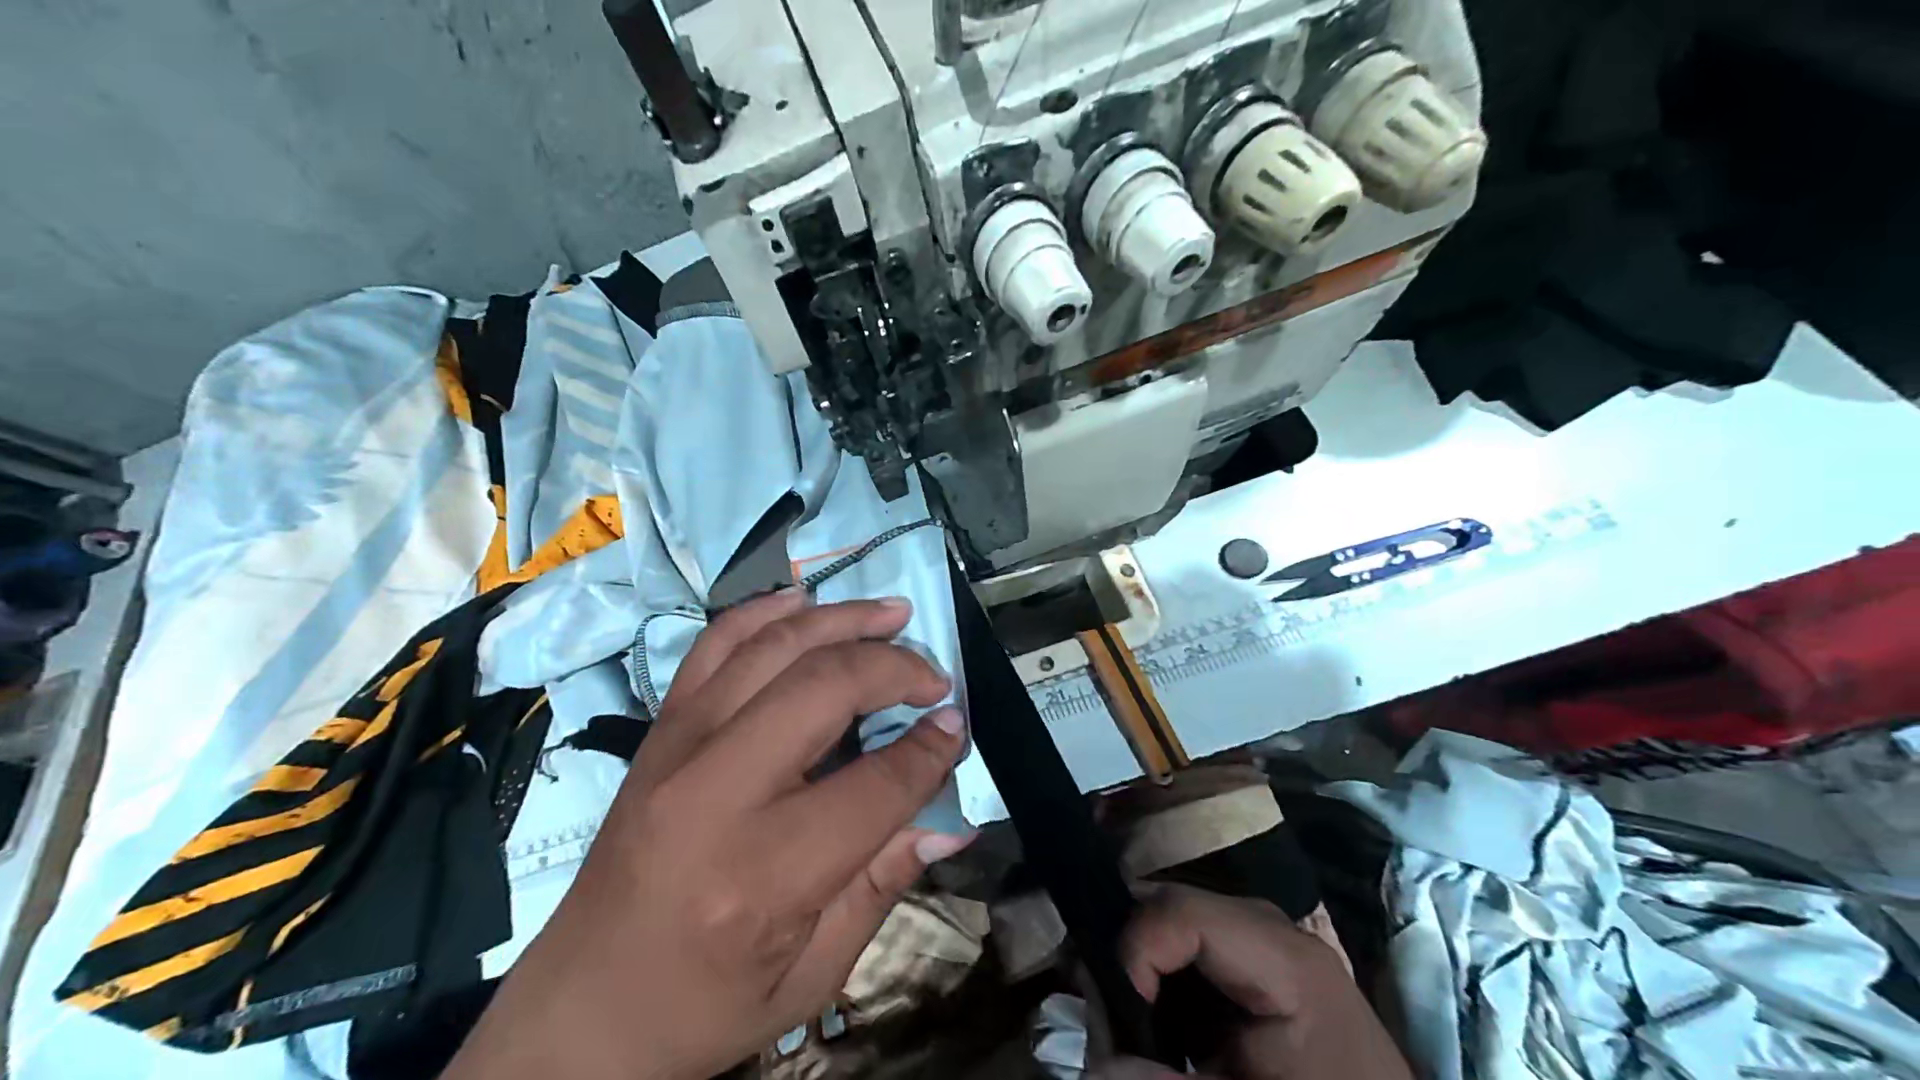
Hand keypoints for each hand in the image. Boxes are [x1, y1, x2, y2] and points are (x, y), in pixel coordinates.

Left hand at [445, 589, 972, 1079]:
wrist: (584, 1005)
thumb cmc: (706, 1002)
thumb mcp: (812, 972)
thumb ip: (884, 882)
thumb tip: (953, 818)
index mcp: (763, 873)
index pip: (874, 785)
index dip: (929, 749)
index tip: (956, 724)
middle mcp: (715, 793)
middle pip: (824, 690)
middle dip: (894, 668)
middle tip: (933, 675)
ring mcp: (677, 748)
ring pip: (772, 648)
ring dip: (841, 619)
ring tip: (892, 612)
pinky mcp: (659, 731)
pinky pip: (714, 646)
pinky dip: (763, 611)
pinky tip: (804, 600)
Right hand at [1092, 886, 1411, 1079]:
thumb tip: (1095, 1068)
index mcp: (1285, 962)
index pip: (1181, 913)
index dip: (1136, 951)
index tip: (1124, 1019)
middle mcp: (1273, 929)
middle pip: (1172, 905)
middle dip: (1128, 955)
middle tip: (1112, 1018)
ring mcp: (1267, 936)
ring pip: (1174, 917)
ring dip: (1142, 963)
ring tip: (1134, 1022)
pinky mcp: (1260, 954)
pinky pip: (1190, 938)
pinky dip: (1162, 971)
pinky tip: (1164, 1019)